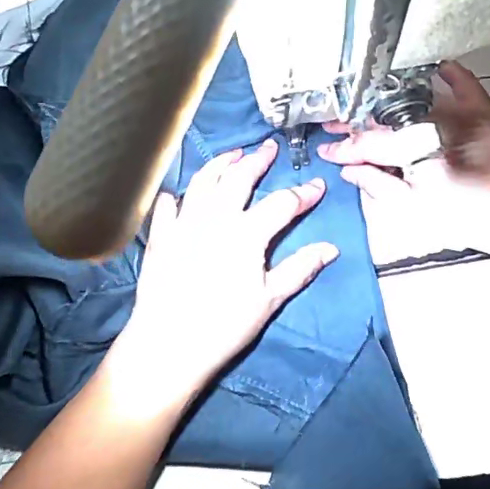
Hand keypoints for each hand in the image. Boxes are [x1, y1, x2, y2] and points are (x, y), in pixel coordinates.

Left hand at [110, 138, 335, 400]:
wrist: (170, 340)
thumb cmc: (225, 325)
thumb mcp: (269, 298)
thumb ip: (299, 268)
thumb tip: (330, 248)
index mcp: (247, 232)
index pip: (282, 203)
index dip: (303, 193)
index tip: (316, 186)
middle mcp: (214, 218)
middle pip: (239, 178)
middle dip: (257, 160)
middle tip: (267, 148)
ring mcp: (182, 222)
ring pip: (201, 181)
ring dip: (219, 164)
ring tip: (231, 156)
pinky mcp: (159, 235)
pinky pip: (167, 205)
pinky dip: (177, 194)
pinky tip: (181, 192)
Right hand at [319, 62, 489, 267]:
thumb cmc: (480, 220)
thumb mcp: (418, 210)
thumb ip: (380, 185)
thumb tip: (350, 170)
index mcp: (420, 148)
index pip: (370, 142)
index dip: (344, 148)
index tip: (326, 151)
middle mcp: (439, 122)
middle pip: (387, 118)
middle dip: (356, 124)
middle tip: (332, 129)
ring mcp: (463, 114)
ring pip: (413, 101)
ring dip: (384, 106)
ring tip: (362, 112)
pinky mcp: (485, 114)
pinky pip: (463, 86)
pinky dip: (447, 77)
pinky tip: (435, 69)